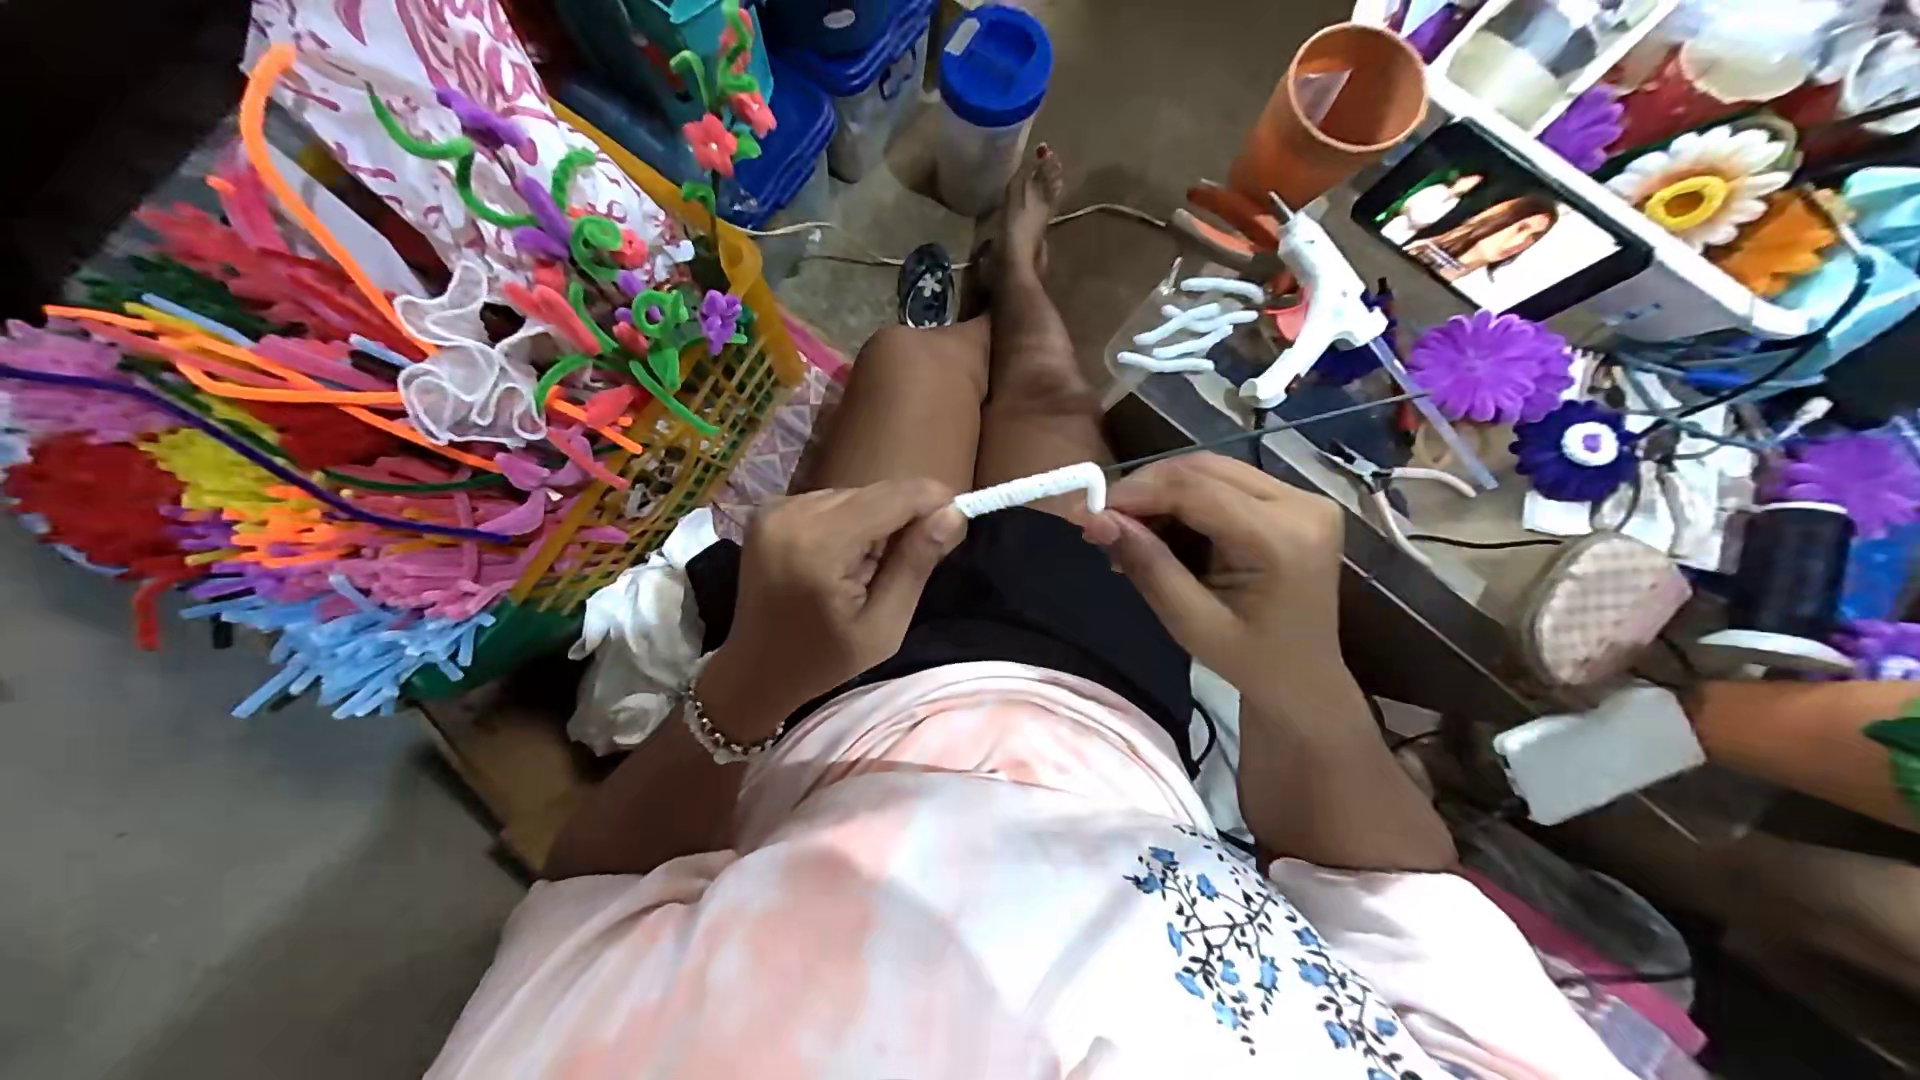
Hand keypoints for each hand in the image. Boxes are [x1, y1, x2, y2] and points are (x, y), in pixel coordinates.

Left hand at [700, 479, 965, 734]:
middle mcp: (793, 512)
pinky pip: (830, 502)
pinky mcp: (769, 510)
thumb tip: (953, 513)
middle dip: (902, 518)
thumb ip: (916, 564)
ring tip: (868, 568)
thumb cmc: (823, 660)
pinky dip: (848, 523)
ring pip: (854, 494)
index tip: (956, 520)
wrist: (755, 670)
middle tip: (908, 562)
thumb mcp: (884, 626)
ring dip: (874, 522)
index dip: (933, 499)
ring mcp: (776, 508)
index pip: (893, 496)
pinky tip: (842, 558)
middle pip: (874, 493)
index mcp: (820, 544)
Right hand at [1084, 453, 1343, 692]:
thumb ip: (1147, 565)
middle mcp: (1302, 504)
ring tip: (1128, 529)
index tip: (1090, 510)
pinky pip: (1224, 482)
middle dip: (1145, 488)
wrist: (1303, 677)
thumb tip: (1097, 520)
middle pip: (1204, 469)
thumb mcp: (1190, 622)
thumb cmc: (1249, 660)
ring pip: (1211, 469)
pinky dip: (1183, 498)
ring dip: (1161, 492)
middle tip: (1104, 519)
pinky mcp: (1293, 501)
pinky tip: (1161, 527)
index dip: (1137, 492)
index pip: (1196, 490)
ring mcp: (1302, 498)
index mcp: (1284, 538)